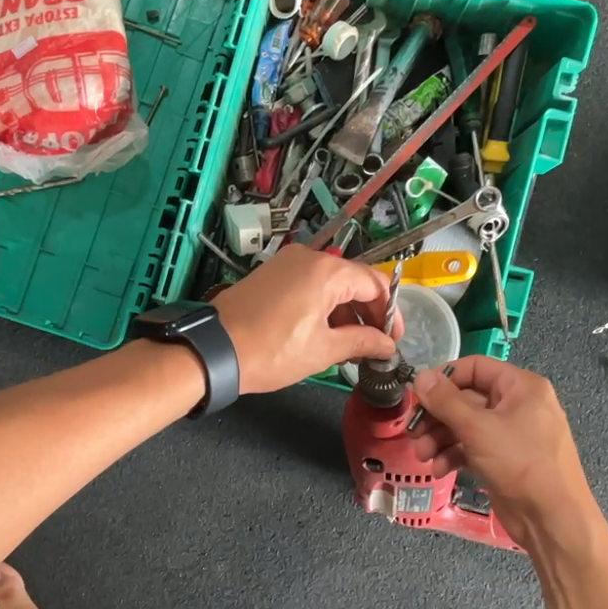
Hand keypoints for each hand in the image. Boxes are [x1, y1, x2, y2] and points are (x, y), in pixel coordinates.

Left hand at [210, 245, 398, 393]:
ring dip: (346, 313)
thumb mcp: (323, 350)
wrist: (214, 350)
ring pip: (331, 284)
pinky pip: (309, 285)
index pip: (374, 284)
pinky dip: (324, 306)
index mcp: (326, 271)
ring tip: (351, 347)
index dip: (390, 313)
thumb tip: (387, 345)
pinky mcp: (271, 274)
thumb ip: (362, 342)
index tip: (393, 339)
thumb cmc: (270, 351)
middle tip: (375, 346)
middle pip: (354, 281)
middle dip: (369, 313)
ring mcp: (287, 263)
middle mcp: (309, 257)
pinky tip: (326, 334)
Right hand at [408, 357, 593, 521]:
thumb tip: (420, 376)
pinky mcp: (503, 459)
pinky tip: (438, 470)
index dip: (444, 378)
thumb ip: (445, 401)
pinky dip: (453, 455)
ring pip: (465, 425)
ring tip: (422, 456)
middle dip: (436, 416)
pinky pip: (472, 447)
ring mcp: (510, 434)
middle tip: (413, 431)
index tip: (417, 395)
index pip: (475, 367)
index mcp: (521, 387)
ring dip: (439, 438)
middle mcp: (517, 405)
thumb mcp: (478, 429)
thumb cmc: (521, 464)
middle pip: (466, 398)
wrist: (552, 519)